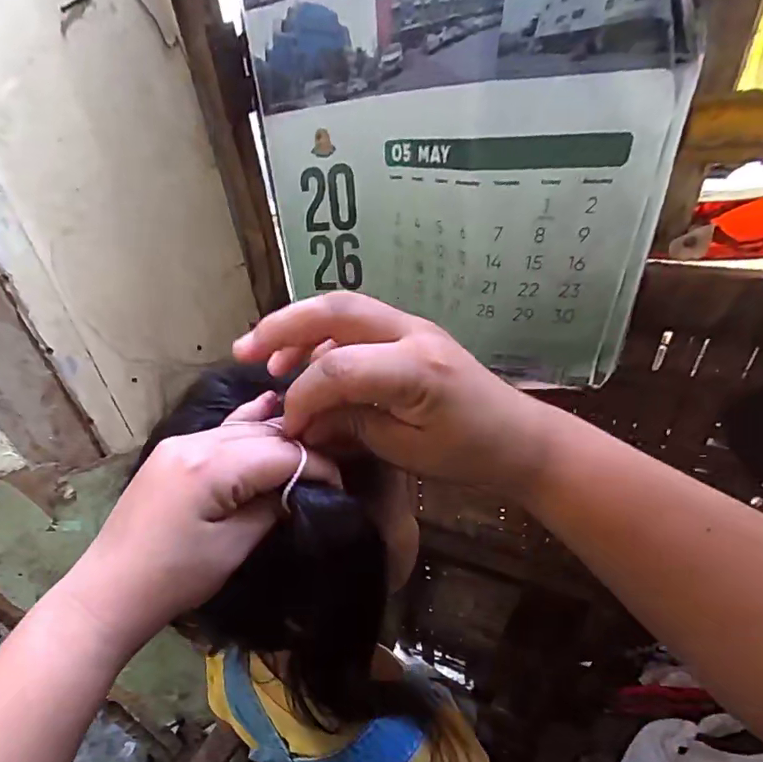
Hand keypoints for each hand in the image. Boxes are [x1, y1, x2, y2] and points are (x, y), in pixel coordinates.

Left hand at [55, 392, 335, 651]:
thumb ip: (269, 508)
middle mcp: (193, 442)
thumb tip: (298, 489)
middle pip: (262, 433)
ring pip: (241, 428)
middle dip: (300, 447)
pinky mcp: (172, 454)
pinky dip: (245, 428)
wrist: (110, 590)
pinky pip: (219, 434)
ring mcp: (179, 444)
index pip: (280, 451)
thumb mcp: (232, 547)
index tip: (341, 484)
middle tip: (332, 470)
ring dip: (275, 437)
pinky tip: (267, 408)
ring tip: (310, 447)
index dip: (316, 464)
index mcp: (210, 466)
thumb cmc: (174, 578)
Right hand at [233, 292, 553, 497]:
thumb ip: (351, 425)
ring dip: (299, 326)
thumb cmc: (468, 453)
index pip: (338, 367)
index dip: (302, 394)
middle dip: (282, 327)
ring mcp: (413, 327)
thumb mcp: (405, 450)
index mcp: (415, 368)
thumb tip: (303, 421)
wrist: (519, 437)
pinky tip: (306, 360)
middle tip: (243, 350)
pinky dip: (324, 336)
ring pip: (343, 308)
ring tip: (265, 355)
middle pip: (335, 310)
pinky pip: (358, 323)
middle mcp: (412, 333)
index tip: (287, 425)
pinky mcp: (411, 333)